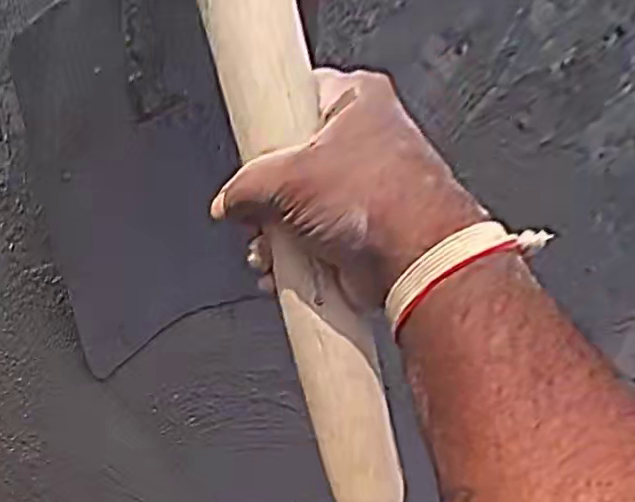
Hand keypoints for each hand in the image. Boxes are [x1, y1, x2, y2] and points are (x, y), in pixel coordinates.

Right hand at [210, 68, 487, 309]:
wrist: (406, 258)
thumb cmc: (371, 202)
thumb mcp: (286, 178)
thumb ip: (244, 186)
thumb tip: (227, 201)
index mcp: (352, 103)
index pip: (293, 99)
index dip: (264, 130)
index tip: (248, 155)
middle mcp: (355, 143)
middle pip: (281, 167)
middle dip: (261, 204)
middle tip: (259, 215)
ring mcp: (350, 191)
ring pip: (285, 212)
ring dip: (268, 238)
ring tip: (270, 250)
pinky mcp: (345, 232)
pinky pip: (298, 243)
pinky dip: (284, 260)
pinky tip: (279, 269)